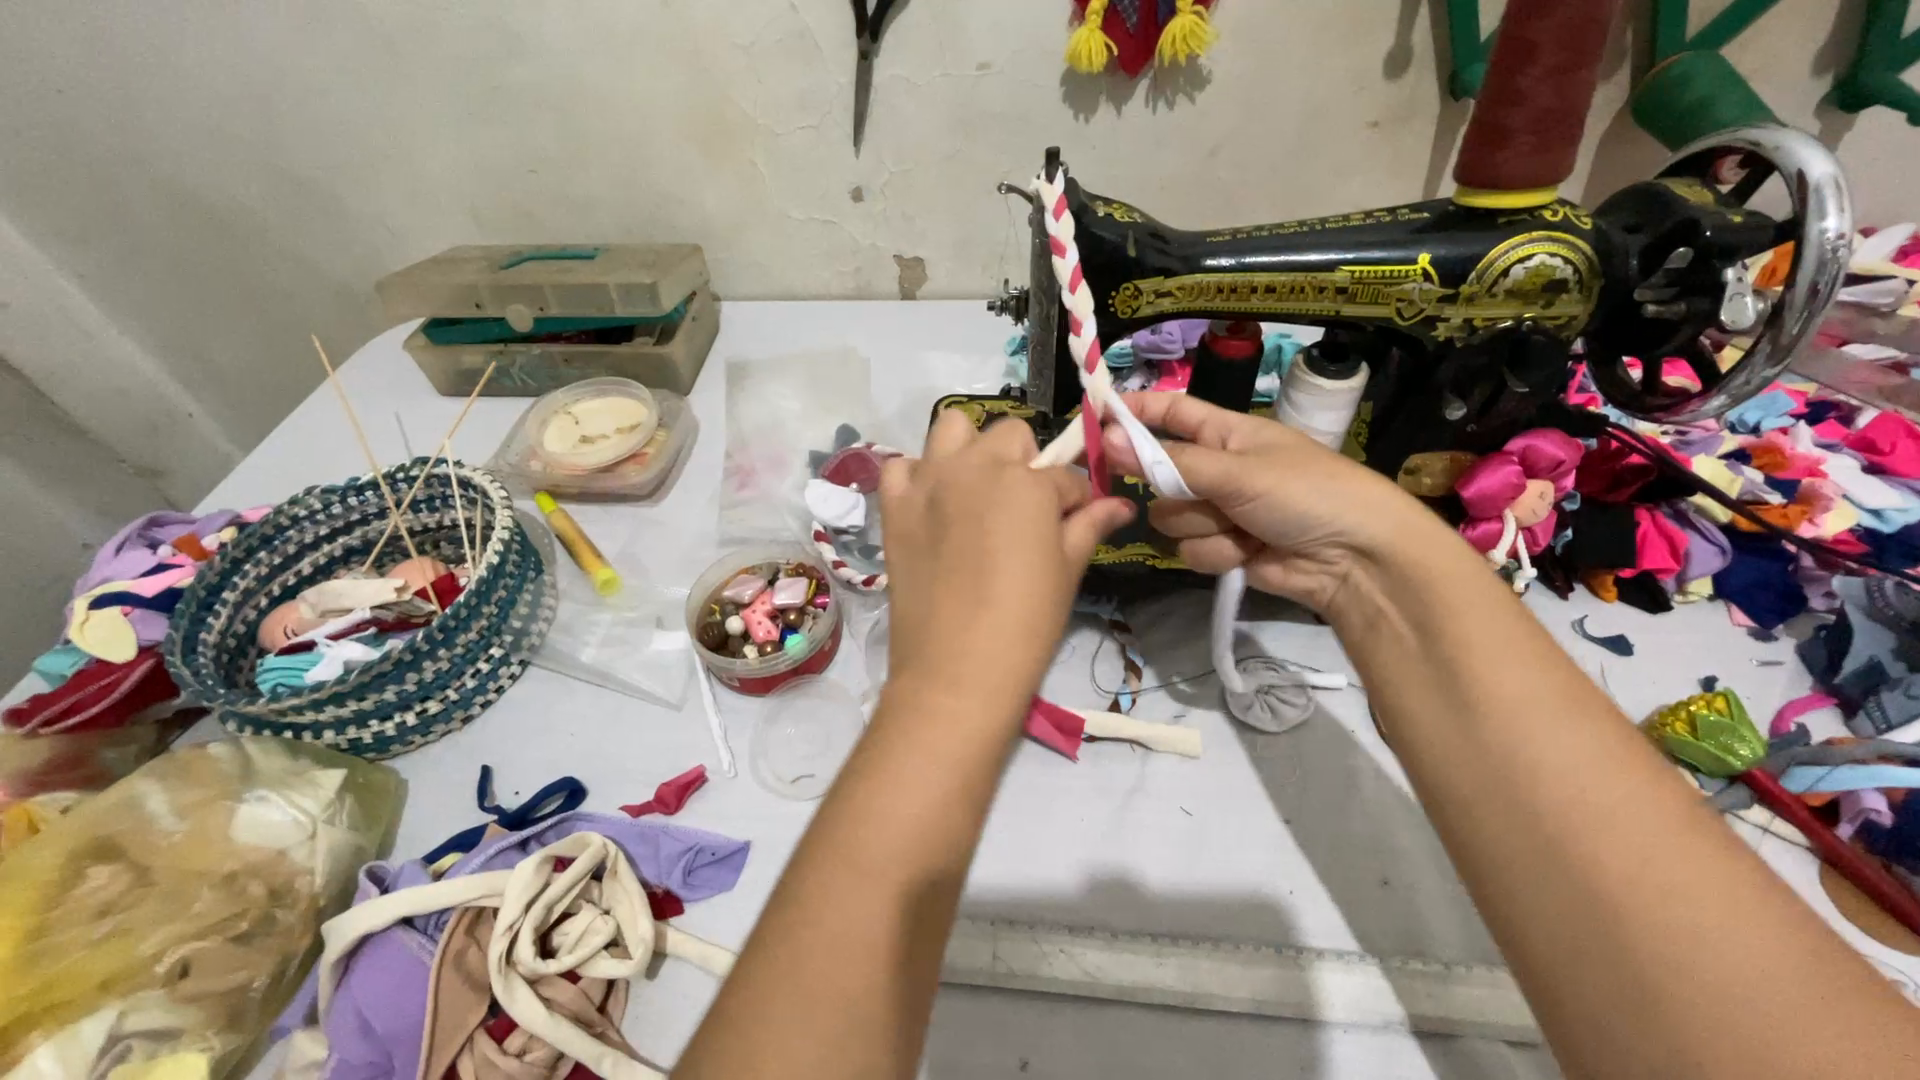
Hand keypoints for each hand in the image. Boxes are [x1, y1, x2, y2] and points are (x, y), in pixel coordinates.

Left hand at [880, 409, 1133, 717]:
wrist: (956, 670)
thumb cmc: (1025, 622)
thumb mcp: (1067, 570)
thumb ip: (1090, 525)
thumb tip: (1121, 504)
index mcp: (1028, 482)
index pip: (1064, 476)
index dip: (1075, 500)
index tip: (1074, 521)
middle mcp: (977, 466)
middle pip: (1009, 436)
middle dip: (1024, 463)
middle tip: (1024, 508)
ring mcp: (930, 480)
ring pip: (951, 427)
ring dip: (970, 449)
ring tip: (976, 490)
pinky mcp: (895, 505)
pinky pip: (901, 465)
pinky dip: (917, 476)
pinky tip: (932, 505)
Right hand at [1100, 392, 1447, 616]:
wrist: (1355, 558)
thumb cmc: (1305, 492)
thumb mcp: (1236, 470)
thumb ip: (1168, 461)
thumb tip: (1107, 440)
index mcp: (1225, 432)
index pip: (1169, 412)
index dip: (1133, 413)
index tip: (1094, 421)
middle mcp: (1217, 468)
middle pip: (1158, 475)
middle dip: (1173, 490)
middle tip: (1199, 492)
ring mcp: (1219, 511)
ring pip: (1171, 519)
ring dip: (1203, 528)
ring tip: (1242, 528)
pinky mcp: (1224, 549)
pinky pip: (1190, 550)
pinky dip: (1217, 555)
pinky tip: (1249, 553)